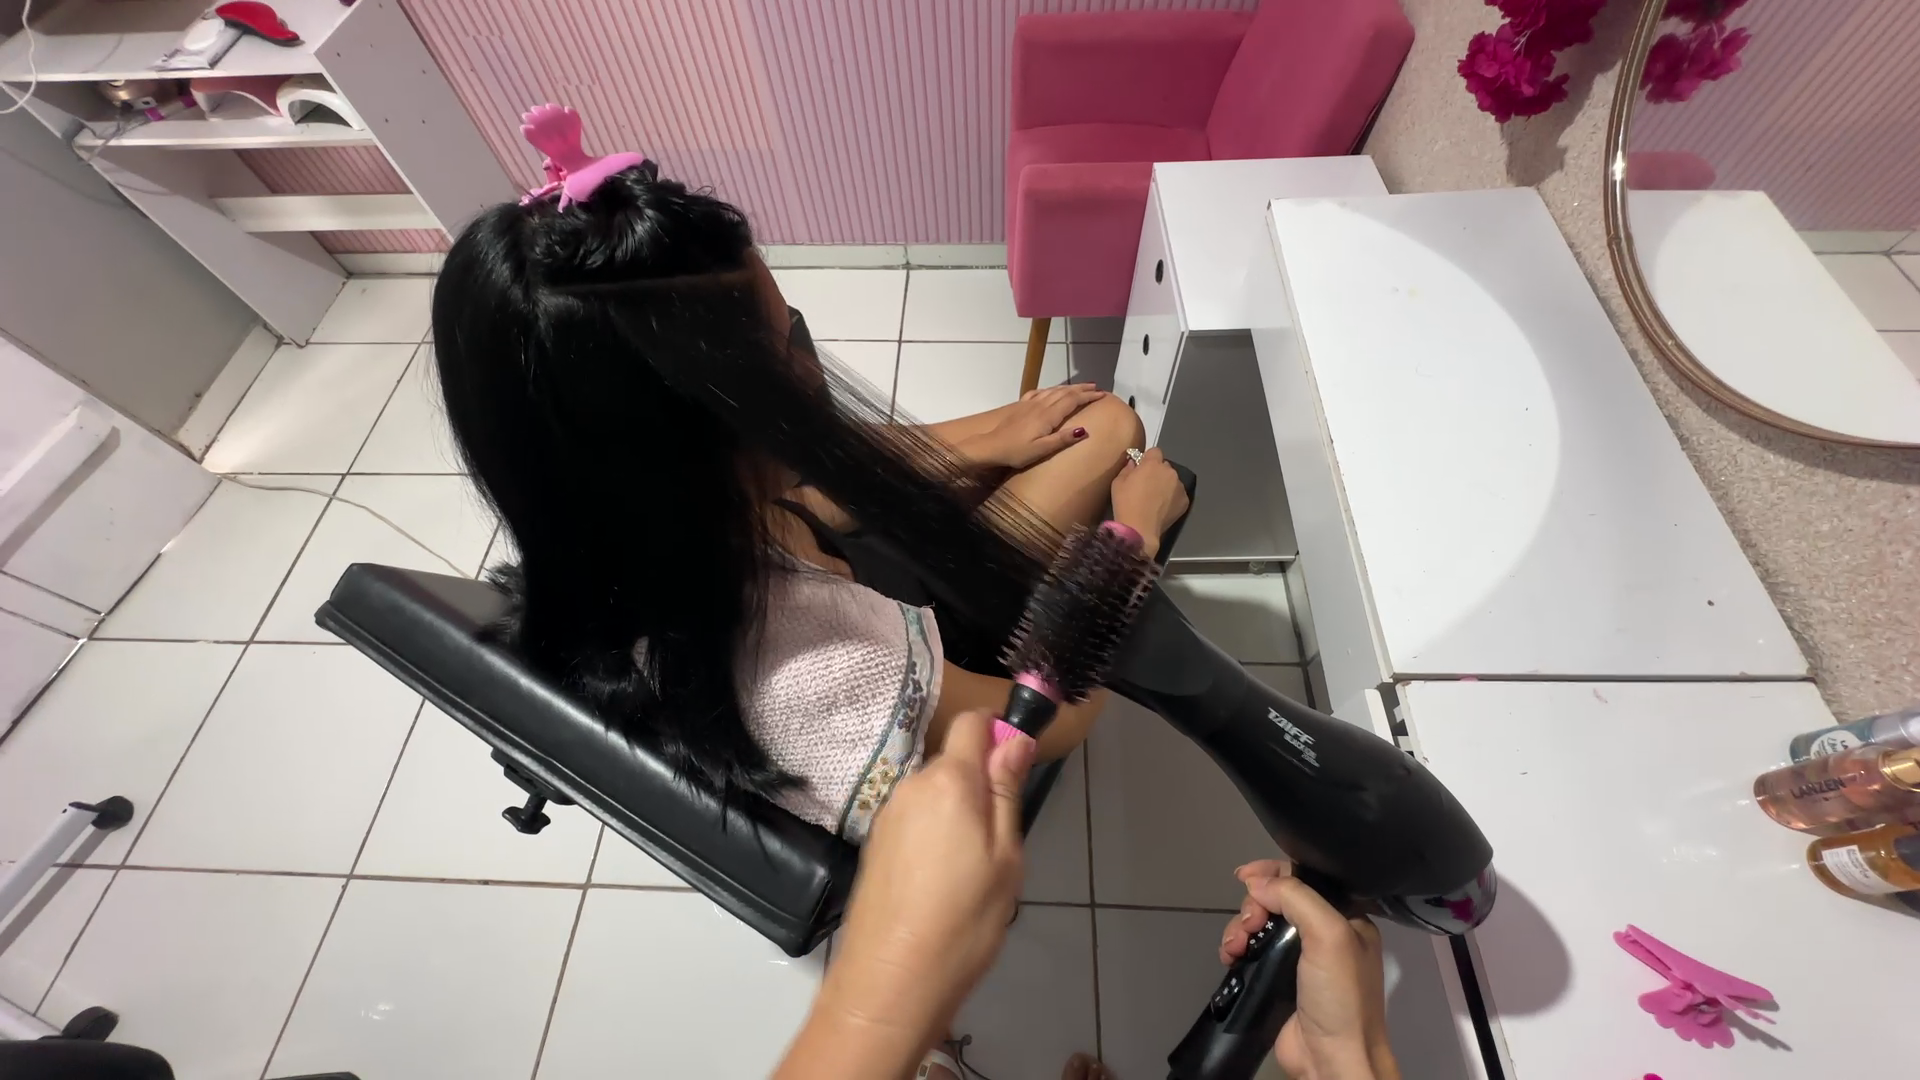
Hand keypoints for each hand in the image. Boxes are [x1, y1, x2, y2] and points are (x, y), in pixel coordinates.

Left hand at [782, 712, 1035, 1078]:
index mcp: (948, 781)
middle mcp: (912, 785)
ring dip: (956, 811)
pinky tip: (939, 882)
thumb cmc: (963, 920)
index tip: (1015, 764)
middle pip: (953, 760)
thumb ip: (1006, 791)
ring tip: (970, 870)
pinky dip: (933, 833)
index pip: (971, 721)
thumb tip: (1014, 738)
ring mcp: (888, 814)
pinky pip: (915, 818)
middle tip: (999, 840)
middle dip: (979, 783)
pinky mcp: (876, 842)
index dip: (996, 730)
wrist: (889, 982)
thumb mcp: (1005, 857)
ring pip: (934, 792)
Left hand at [959, 384, 1108, 468]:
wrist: (991, 446)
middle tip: (1097, 387)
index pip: (1072, 401)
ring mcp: (1030, 404)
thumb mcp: (1041, 450)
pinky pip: (1040, 392)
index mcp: (1048, 416)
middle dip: (1082, 389)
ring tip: (1081, 386)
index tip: (1102, 394)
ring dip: (1069, 387)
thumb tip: (1085, 430)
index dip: (1088, 396)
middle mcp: (1040, 405)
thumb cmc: (1016, 452)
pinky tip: (1051, 390)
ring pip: (1053, 390)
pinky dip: (1050, 389)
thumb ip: (1062, 439)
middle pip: (1065, 392)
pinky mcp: (1021, 406)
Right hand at [1109, 446, 1188, 557]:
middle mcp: (1170, 472)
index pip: (1155, 451)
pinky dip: (1171, 498)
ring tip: (1155, 499)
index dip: (1148, 459)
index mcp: (1153, 464)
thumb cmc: (1125, 503)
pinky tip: (1162, 508)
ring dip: (1165, 485)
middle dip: (1157, 472)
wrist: (1139, 529)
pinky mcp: (1184, 501)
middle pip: (1164, 466)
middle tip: (1147, 486)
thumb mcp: (1117, 483)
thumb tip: (1134, 463)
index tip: (1141, 469)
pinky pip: (1177, 494)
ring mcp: (1179, 486)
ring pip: (1172, 480)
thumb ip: (1127, 468)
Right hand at [1221, 861, 1397, 1079]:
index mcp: (1346, 919)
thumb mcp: (1329, 936)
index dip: (1272, 872)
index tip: (1245, 878)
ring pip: (1259, 922)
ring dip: (1239, 927)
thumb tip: (1256, 884)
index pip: (1304, 878)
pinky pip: (1250, 948)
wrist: (1332, 1063)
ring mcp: (1299, 958)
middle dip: (1253, 905)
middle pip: (1275, 898)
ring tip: (1234, 947)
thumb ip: (1295, 897)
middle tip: (1248, 924)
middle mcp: (1323, 934)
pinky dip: (1235, 947)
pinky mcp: (1278, 979)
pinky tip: (1230, 957)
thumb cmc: (1339, 997)